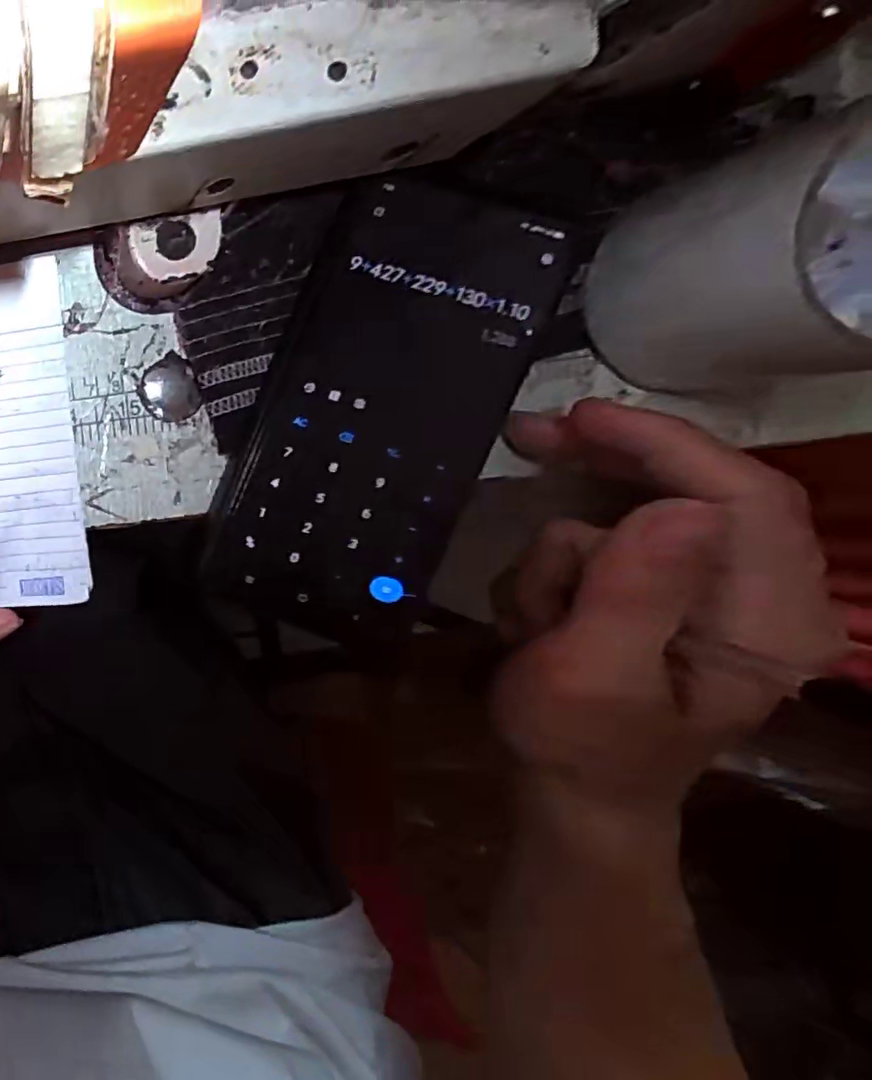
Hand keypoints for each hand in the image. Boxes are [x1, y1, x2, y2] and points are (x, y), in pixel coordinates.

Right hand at [492, 400, 847, 814]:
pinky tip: (530, 624)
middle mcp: (745, 596)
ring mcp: (691, 597)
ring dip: (549, 566)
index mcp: (763, 619)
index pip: (741, 501)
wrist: (566, 790)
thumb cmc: (579, 744)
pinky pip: (583, 555)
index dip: (667, 447)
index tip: (582, 417)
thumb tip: (670, 509)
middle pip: (688, 493)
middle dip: (604, 463)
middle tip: (526, 436)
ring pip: (610, 529)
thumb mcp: (593, 675)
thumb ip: (635, 597)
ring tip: (528, 626)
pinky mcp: (645, 599)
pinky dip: (542, 579)